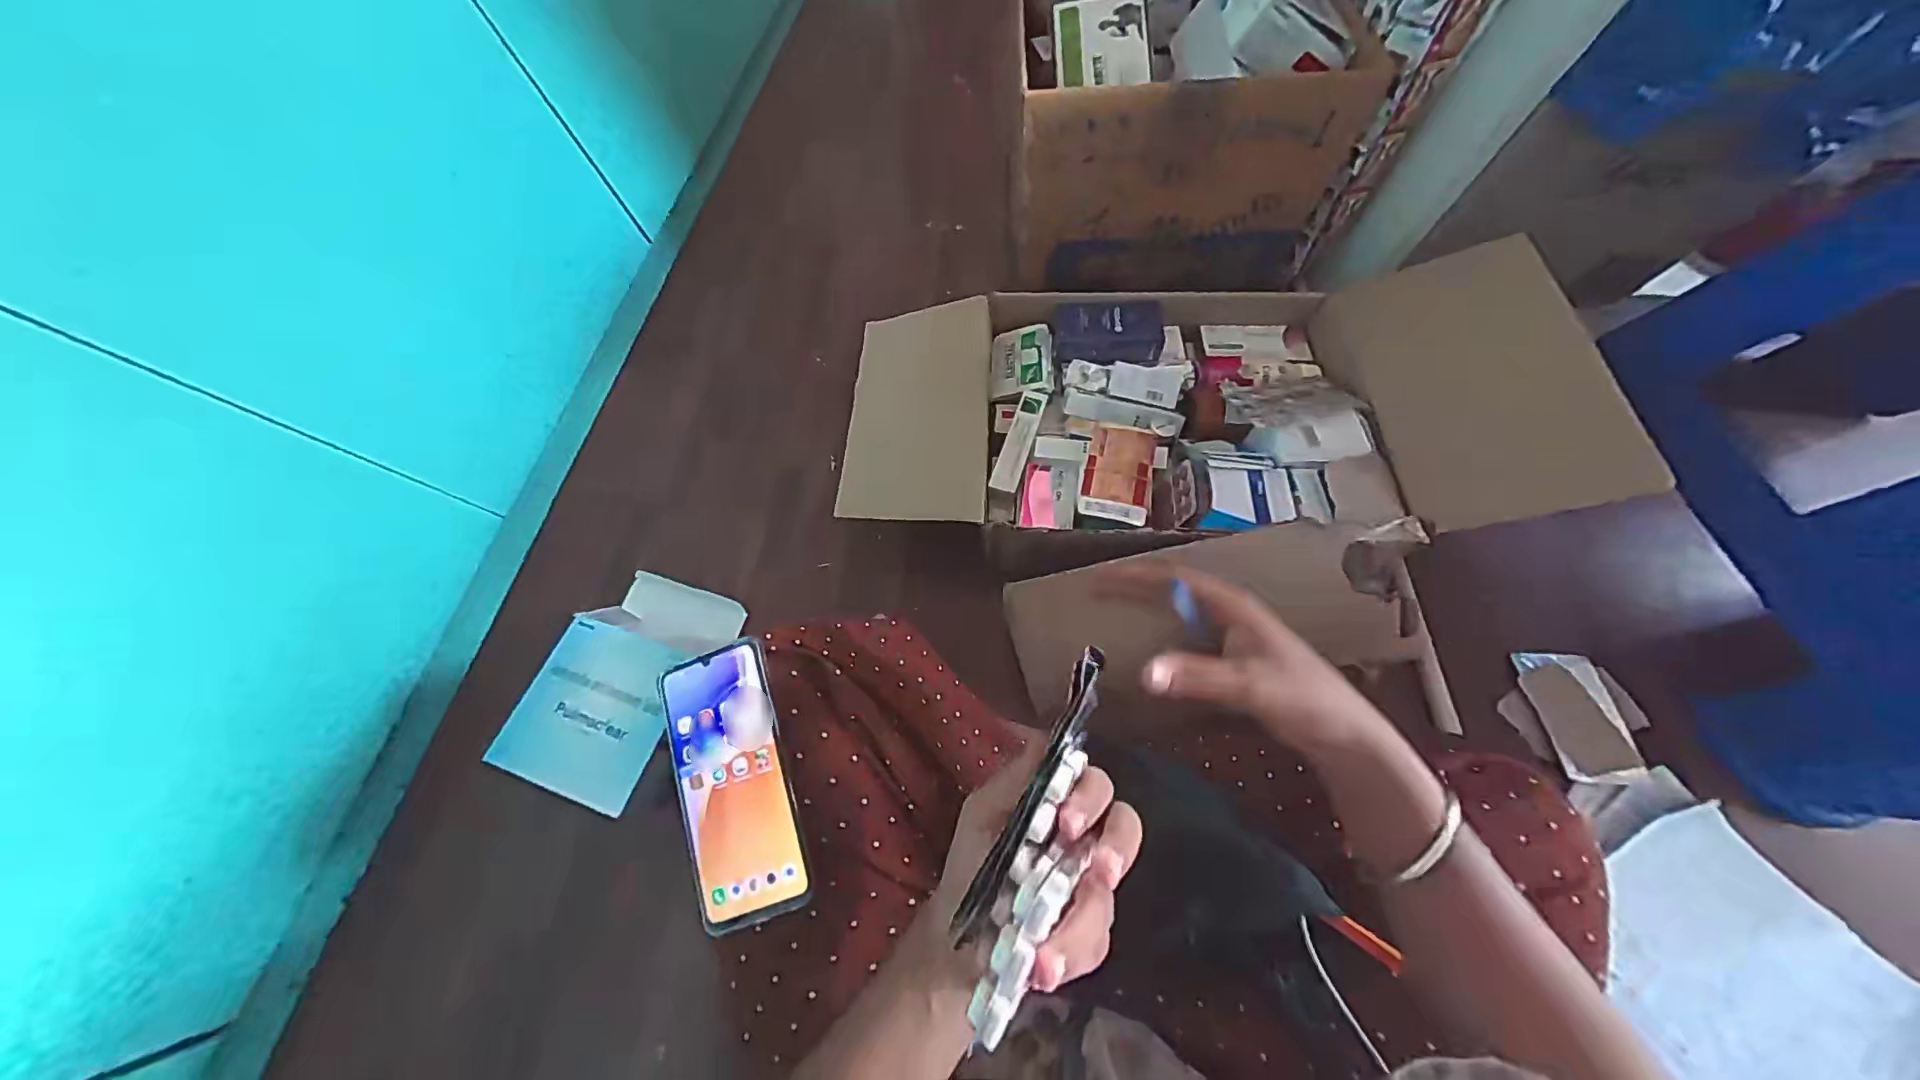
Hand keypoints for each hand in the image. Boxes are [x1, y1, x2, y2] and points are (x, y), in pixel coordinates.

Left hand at [926, 739, 1143, 992]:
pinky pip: (1097, 942)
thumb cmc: (970, 867)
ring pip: (1109, 897)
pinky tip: (1042, 967)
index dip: (1091, 797)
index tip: (1067, 821)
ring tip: (1042, 954)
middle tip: (1098, 872)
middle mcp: (1084, 843)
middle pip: (1125, 826)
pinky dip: (1068, 955)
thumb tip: (1046, 738)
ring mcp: (1090, 891)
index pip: (1096, 786)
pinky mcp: (1089, 938)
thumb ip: (1018, 779)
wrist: (956, 946)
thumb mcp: (984, 815)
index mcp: (1061, 808)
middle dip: (1117, 847)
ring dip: (1077, 926)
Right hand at [1100, 561, 1393, 753]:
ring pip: (1182, 607)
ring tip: (1116, 605)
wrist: (1343, 732)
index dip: (1137, 575)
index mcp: (1234, 606)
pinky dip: (1162, 628)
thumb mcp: (1249, 686)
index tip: (1101, 578)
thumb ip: (1199, 677)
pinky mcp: (1235, 655)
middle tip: (1100, 588)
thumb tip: (1144, 672)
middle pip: (1176, 586)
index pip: (1177, 578)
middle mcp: (1232, 612)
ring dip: (1148, 602)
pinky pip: (1188, 631)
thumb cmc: (1303, 699)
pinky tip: (1151, 643)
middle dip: (1137, 583)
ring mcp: (1234, 633)